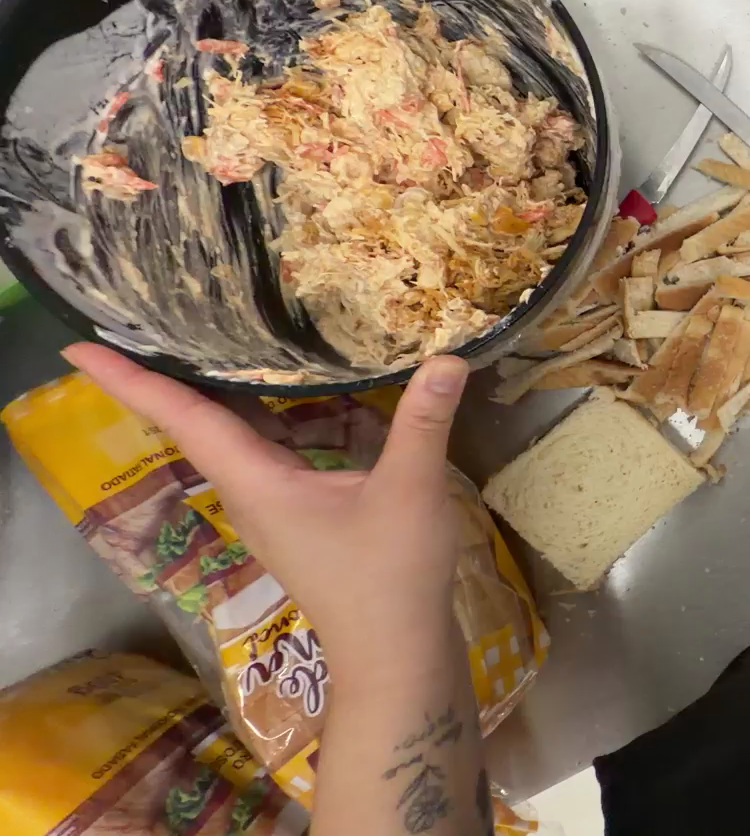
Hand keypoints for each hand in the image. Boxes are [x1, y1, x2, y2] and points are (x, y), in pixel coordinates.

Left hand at [62, 344, 470, 683]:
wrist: (395, 642)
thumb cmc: (388, 568)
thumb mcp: (411, 487)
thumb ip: (425, 422)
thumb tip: (447, 357)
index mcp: (259, 483)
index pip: (187, 421)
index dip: (135, 382)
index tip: (78, 347)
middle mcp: (255, 493)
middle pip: (203, 427)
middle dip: (174, 381)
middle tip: (161, 330)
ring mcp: (281, 509)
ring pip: (241, 443)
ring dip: (226, 400)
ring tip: (224, 355)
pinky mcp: (310, 518)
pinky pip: (277, 457)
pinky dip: (275, 423)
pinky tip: (305, 408)